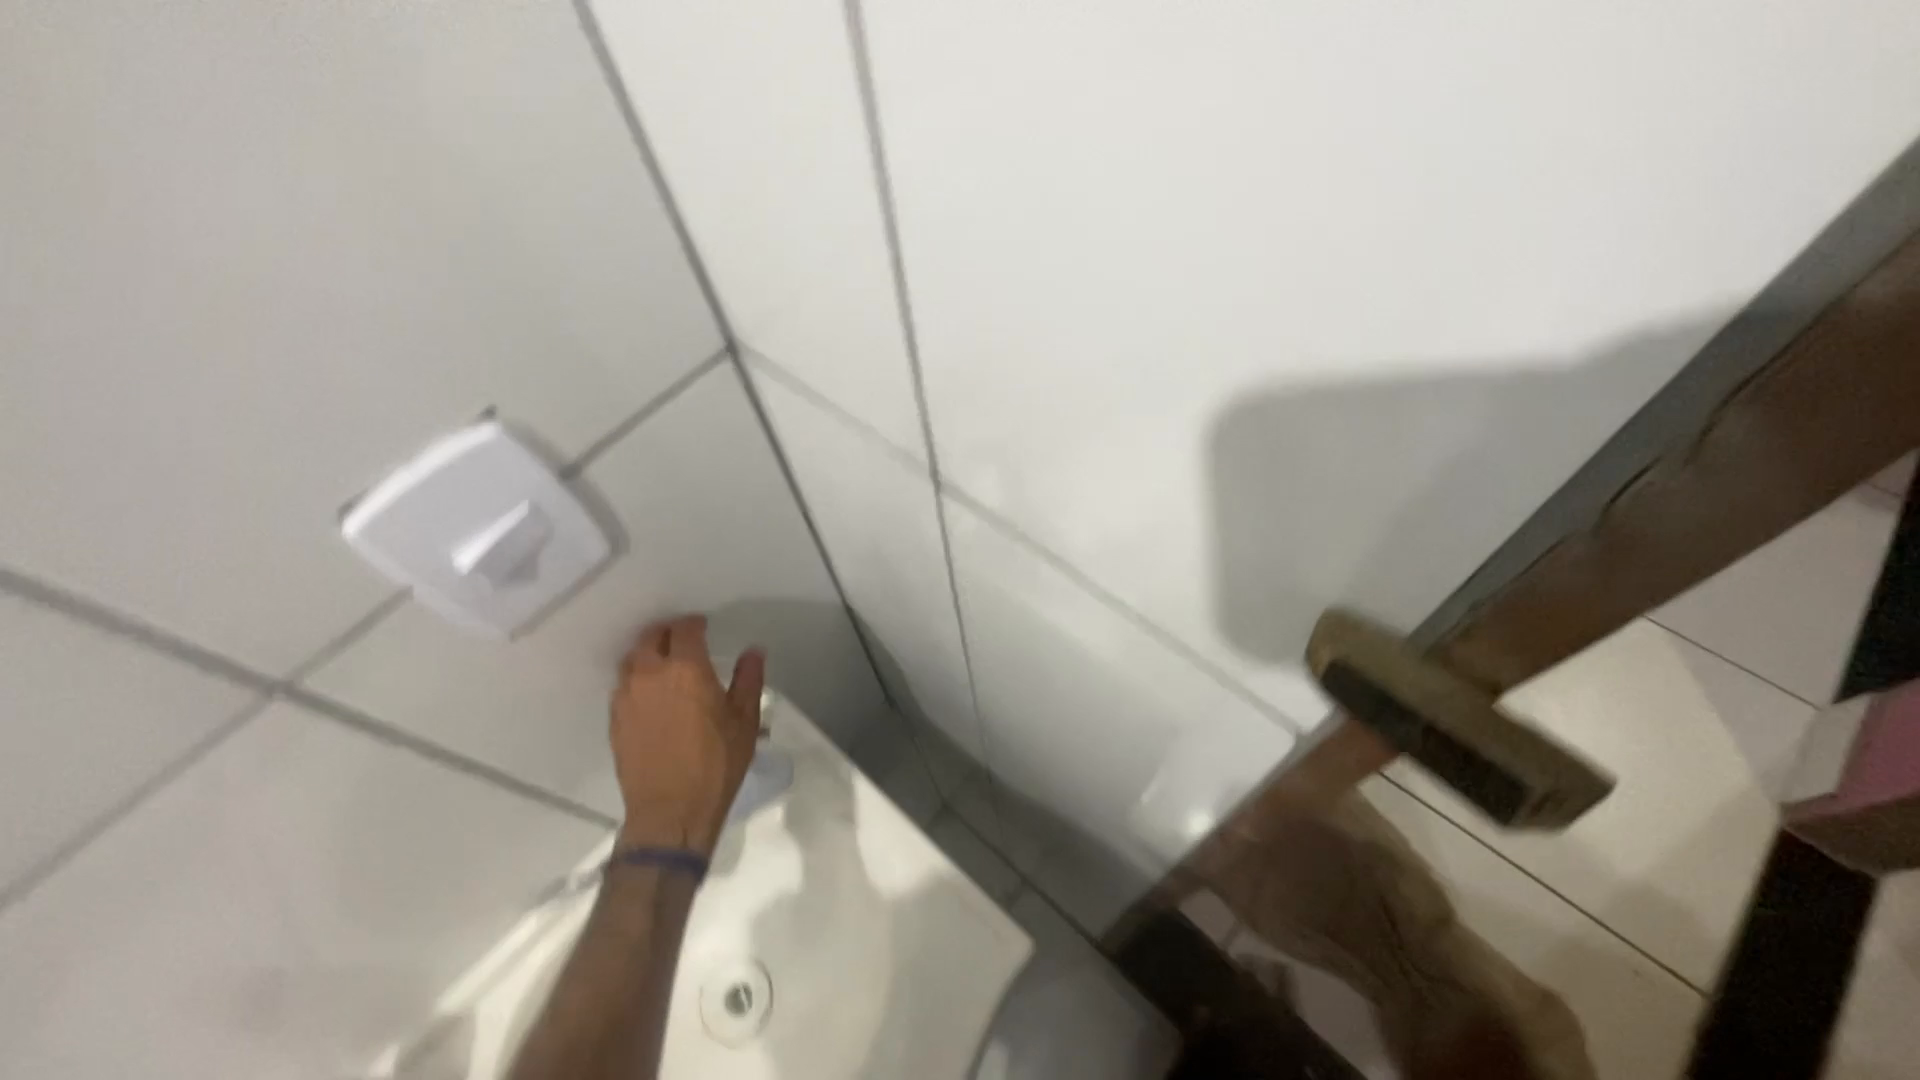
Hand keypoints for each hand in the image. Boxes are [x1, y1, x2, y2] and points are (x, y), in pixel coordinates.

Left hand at [609, 615, 765, 856]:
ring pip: (632, 660)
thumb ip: (748, 680)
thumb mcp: (744, 721)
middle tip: (683, 640)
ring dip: (648, 654)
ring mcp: (627, 698)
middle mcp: (649, 675)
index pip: (684, 629)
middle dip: (668, 633)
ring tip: (665, 664)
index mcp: (685, 669)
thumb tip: (753, 652)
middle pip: (651, 638)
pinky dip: (638, 680)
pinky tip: (652, 695)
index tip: (704, 626)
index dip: (694, 624)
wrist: (671, 811)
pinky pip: (624, 687)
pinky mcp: (615, 720)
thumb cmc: (716, 764)